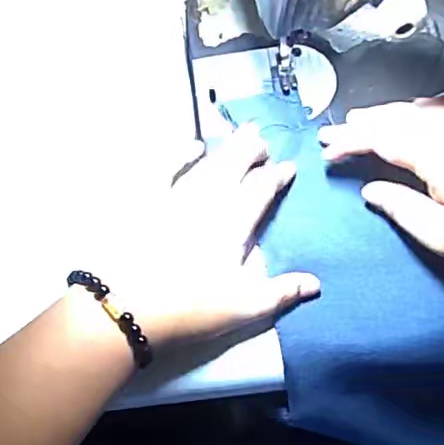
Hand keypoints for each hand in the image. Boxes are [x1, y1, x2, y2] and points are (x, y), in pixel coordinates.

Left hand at [96, 125, 319, 348]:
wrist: (129, 306)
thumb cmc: (190, 309)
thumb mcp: (243, 308)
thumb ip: (280, 292)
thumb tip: (314, 283)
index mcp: (234, 224)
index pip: (261, 189)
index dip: (277, 176)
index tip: (289, 167)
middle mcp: (208, 202)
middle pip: (235, 165)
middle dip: (252, 150)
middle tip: (264, 141)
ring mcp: (176, 198)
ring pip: (207, 163)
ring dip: (226, 147)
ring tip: (241, 135)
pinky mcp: (147, 202)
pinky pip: (166, 168)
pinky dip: (180, 154)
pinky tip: (192, 145)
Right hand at [319, 97, 443, 287]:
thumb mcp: (443, 235)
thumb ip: (402, 208)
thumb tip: (371, 191)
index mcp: (440, 156)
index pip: (385, 139)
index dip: (352, 141)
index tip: (327, 147)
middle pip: (404, 118)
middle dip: (368, 121)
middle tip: (340, 128)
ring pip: (431, 109)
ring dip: (398, 112)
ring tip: (375, 116)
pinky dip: (434, 107)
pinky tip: (430, 109)